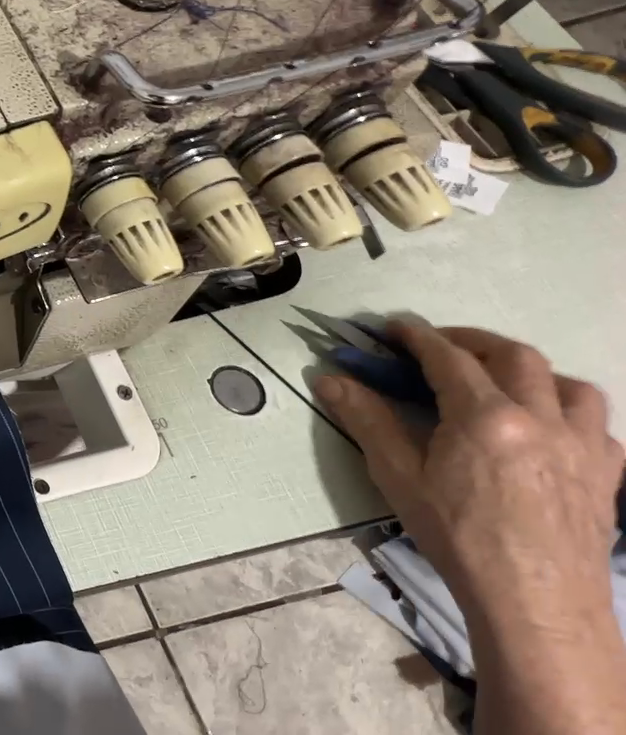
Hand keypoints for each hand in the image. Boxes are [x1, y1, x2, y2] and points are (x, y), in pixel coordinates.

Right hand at [315, 324, 623, 646]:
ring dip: (530, 372)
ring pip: (569, 384)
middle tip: (438, 346)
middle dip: (472, 341)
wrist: (534, 600)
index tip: (393, 327)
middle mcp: (541, 419)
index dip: (417, 336)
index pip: (449, 357)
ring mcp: (585, 445)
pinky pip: (598, 425)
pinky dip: (567, 411)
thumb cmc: (456, 534)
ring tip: (499, 381)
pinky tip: (544, 427)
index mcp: (486, 416)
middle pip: (515, 356)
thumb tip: (329, 377)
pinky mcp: (607, 473)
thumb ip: (365, 419)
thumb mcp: (397, 475)